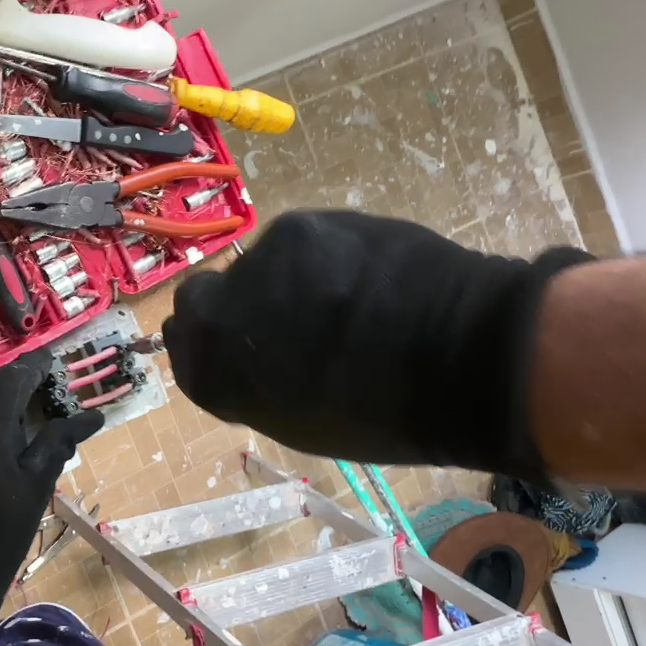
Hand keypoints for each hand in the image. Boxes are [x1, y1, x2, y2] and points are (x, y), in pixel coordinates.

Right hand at [161, 210, 591, 480]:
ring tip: (344, 301)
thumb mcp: (290, 418)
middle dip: (237, 305)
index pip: (182, 342)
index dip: (213, 344)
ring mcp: (257, 265)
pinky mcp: (302, 227)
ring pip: (258, 267)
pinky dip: (322, 258)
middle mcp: (215, 312)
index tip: (244, 349)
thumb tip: (246, 349)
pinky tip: (364, 277)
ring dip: (285, 280)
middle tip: (286, 320)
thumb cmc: (378, 415)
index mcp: (210, 368)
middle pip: (203, 296)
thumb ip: (245, 378)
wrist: (463, 360)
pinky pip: (299, 244)